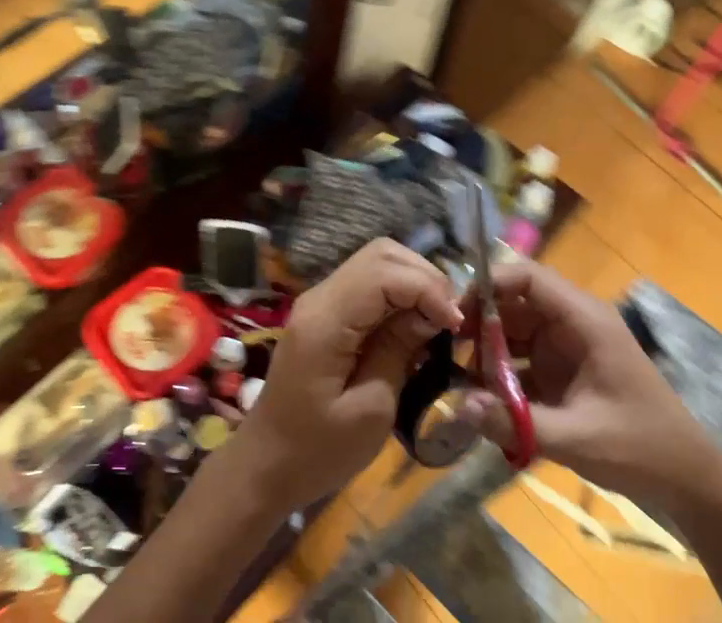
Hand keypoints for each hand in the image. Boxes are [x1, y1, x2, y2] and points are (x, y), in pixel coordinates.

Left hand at [229, 239, 461, 511]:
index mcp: (325, 321)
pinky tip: (416, 328)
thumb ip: (399, 352)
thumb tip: (432, 315)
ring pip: (376, 264)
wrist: (266, 466)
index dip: (427, 289)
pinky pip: (368, 287)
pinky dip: (399, 296)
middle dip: (424, 278)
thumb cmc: (317, 451)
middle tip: (450, 321)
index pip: (383, 273)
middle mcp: (320, 298)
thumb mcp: (371, 411)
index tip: (456, 326)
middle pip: (380, 254)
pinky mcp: (326, 316)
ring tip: (438, 324)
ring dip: (414, 284)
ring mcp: (320, 304)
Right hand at [459, 261, 721, 507]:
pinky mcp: (560, 375)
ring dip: (485, 354)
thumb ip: (517, 423)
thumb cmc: (640, 448)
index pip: (530, 278)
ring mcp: (566, 351)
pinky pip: (519, 363)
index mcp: (585, 322)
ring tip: (456, 381)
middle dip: (479, 324)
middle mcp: (572, 326)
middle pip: (514, 305)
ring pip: (512, 335)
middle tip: (445, 351)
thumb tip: (459, 406)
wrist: (686, 480)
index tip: (455, 312)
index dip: (490, 284)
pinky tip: (479, 404)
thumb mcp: (578, 438)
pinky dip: (498, 379)